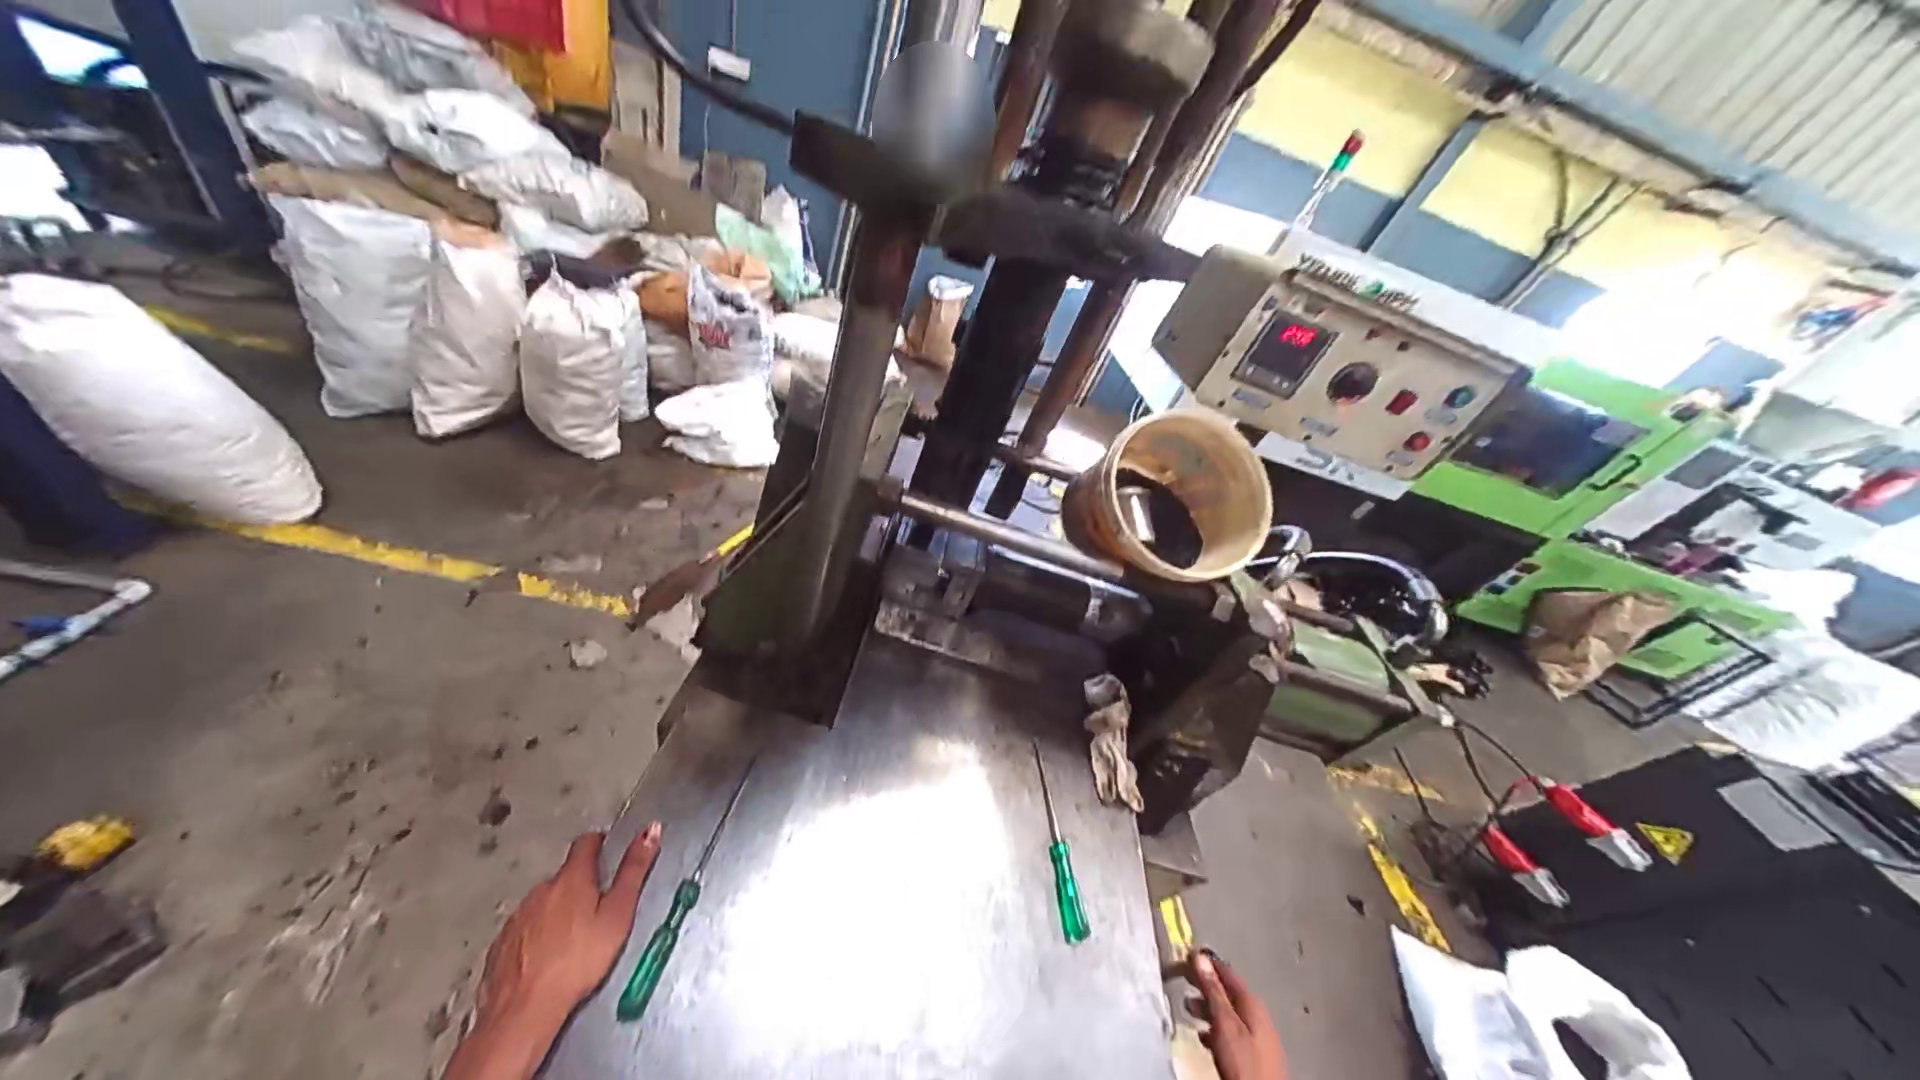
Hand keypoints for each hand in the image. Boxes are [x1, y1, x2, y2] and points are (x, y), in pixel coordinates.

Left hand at [445, 826, 660, 1079]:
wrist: (523, 1011)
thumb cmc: (579, 961)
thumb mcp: (618, 914)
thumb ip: (634, 870)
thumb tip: (651, 831)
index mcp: (572, 878)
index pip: (586, 842)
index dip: (601, 845)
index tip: (610, 855)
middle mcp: (541, 890)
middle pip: (565, 875)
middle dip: (581, 885)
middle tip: (599, 910)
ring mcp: (517, 917)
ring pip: (544, 902)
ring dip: (558, 910)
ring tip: (574, 939)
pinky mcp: (500, 945)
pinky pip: (525, 928)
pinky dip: (538, 935)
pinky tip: (548, 957)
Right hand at [1185, 949, 1286, 1079]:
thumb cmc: (1243, 1062)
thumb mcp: (1224, 1024)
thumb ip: (1213, 991)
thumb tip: (1201, 957)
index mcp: (1251, 1003)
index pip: (1226, 971)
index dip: (1206, 962)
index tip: (1185, 957)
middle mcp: (1257, 1014)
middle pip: (1227, 991)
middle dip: (1205, 984)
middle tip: (1182, 980)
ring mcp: (1258, 1035)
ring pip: (1228, 1012)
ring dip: (1207, 1007)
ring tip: (1188, 1009)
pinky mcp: (1254, 1054)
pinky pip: (1231, 1031)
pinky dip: (1215, 1027)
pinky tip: (1203, 1036)